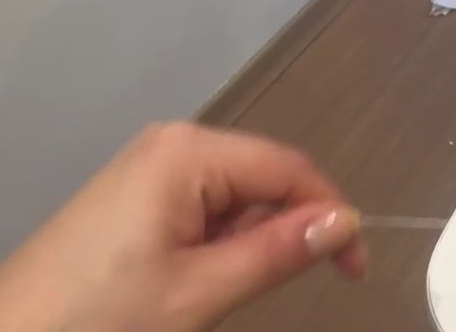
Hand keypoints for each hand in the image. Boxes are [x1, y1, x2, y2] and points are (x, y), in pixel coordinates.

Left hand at [0, 121, 365, 331]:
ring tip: (226, 294)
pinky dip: (215, 242)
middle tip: (284, 290)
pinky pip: (196, 206)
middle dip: (283, 226)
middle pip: (258, 175)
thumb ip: (275, 252)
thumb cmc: (99, 321)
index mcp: (189, 150)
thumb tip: (344, 222)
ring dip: (248, 239)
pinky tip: (197, 281)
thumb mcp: (196, 294)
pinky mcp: (129, 195)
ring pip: (229, 194)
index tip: (356, 268)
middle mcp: (171, 142)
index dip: (328, 212)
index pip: (286, 167)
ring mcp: (146, 166)